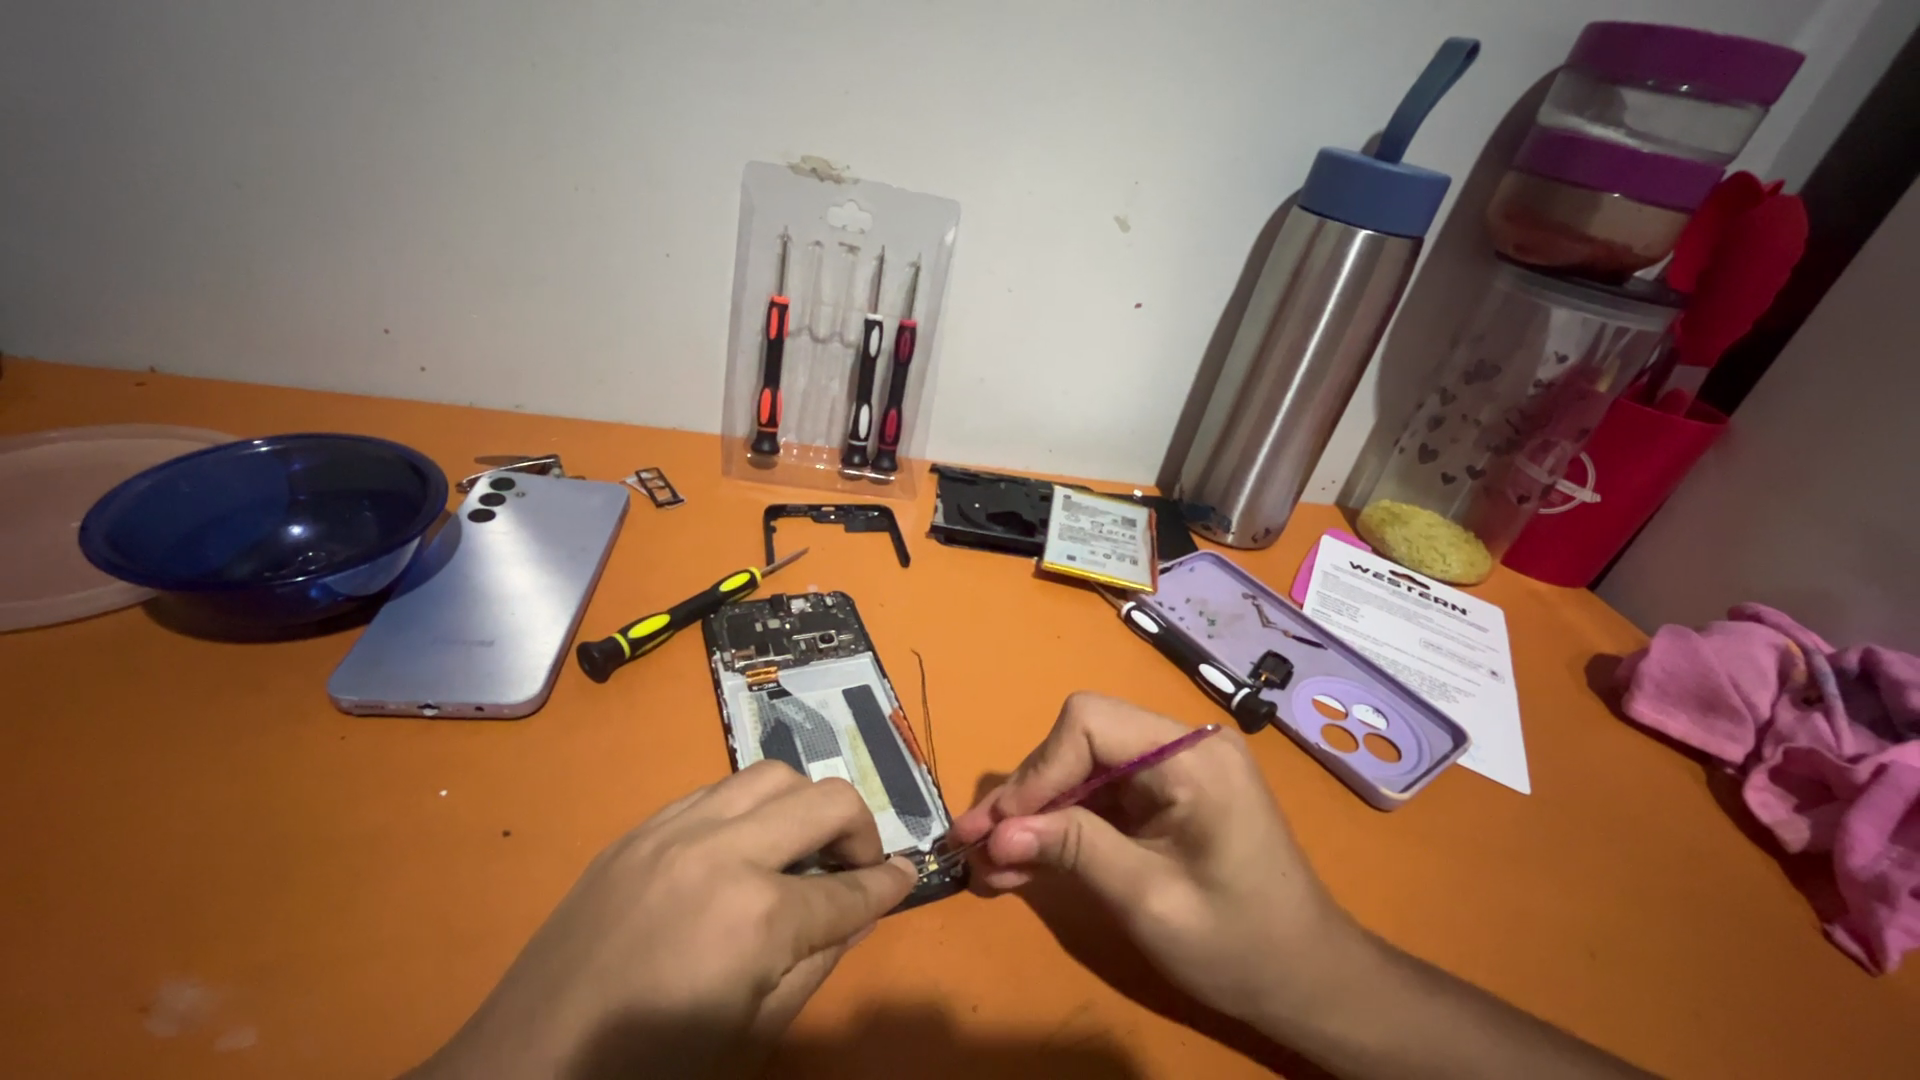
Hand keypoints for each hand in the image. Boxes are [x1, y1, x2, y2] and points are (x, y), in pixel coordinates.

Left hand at [412, 762, 916, 1078]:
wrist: (526, 1072)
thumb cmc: (652, 1072)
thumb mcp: (754, 1035)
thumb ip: (819, 961)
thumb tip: (862, 908)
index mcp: (758, 917)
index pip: (851, 888)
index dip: (889, 884)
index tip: (907, 875)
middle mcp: (723, 852)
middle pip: (825, 800)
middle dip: (861, 829)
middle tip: (857, 865)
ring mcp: (674, 830)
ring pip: (771, 775)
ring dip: (803, 805)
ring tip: (800, 848)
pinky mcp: (638, 829)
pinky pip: (715, 791)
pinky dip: (749, 809)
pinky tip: (740, 850)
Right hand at [948, 692, 1361, 1028]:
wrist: (1309, 981)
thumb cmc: (1241, 945)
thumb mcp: (1150, 901)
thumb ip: (1075, 852)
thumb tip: (995, 832)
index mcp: (1191, 757)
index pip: (1089, 723)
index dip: (1036, 770)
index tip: (997, 826)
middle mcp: (1182, 746)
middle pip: (1079, 741)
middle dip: (1027, 795)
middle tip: (974, 845)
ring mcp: (1174, 769)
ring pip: (1081, 769)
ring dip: (1035, 815)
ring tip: (987, 864)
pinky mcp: (1165, 797)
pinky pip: (1100, 796)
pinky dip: (1062, 828)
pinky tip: (1023, 864)